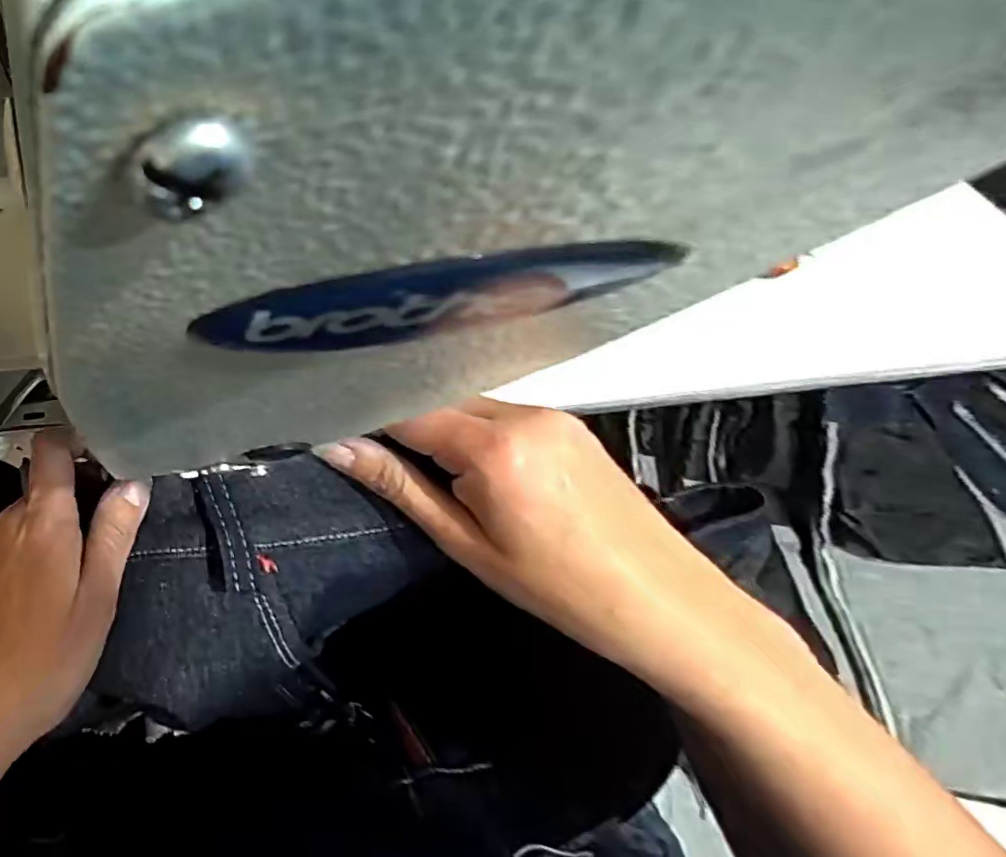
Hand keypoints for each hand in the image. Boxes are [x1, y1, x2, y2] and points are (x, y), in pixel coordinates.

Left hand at [0, 432, 148, 767]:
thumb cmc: (46, 655)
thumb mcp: (98, 596)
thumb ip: (114, 533)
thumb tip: (134, 482)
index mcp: (41, 515)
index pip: (51, 445)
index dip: (80, 439)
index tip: (115, 456)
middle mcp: (11, 517)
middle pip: (48, 476)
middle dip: (86, 486)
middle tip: (122, 518)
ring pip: (37, 507)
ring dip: (69, 517)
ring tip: (99, 553)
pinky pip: (24, 532)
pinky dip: (49, 538)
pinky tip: (66, 578)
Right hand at [314, 397, 790, 699]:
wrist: (672, 608)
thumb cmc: (561, 589)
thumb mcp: (464, 543)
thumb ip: (397, 485)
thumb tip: (335, 446)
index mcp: (493, 447)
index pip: (404, 409)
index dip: (364, 415)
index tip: (333, 424)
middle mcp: (522, 414)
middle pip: (435, 397)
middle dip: (401, 420)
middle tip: (374, 453)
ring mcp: (549, 413)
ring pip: (465, 401)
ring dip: (436, 424)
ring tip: (428, 469)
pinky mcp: (566, 422)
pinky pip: (497, 410)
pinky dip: (470, 428)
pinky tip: (472, 467)